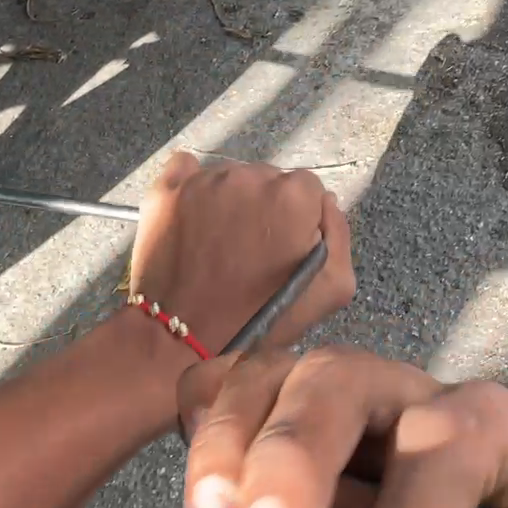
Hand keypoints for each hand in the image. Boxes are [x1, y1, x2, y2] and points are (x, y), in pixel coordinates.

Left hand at [130, 152, 354, 355]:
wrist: (181, 337)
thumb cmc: (260, 318)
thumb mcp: (331, 290)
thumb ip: (339, 235)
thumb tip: (326, 201)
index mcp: (293, 195)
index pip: (307, 190)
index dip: (299, 220)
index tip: (283, 248)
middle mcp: (251, 175)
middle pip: (268, 179)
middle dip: (265, 208)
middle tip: (251, 251)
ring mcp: (206, 179)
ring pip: (230, 177)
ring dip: (231, 201)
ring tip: (220, 244)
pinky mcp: (169, 187)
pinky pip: (186, 169)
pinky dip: (194, 187)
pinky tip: (194, 218)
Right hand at [177, 349, 507, 507]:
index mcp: (486, 429)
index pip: (448, 449)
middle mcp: (402, 389)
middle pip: (339, 383)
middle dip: (292, 469)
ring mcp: (328, 390)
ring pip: (266, 376)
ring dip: (227, 451)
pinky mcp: (269, 409)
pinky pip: (217, 384)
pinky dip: (199, 421)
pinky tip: (202, 483)